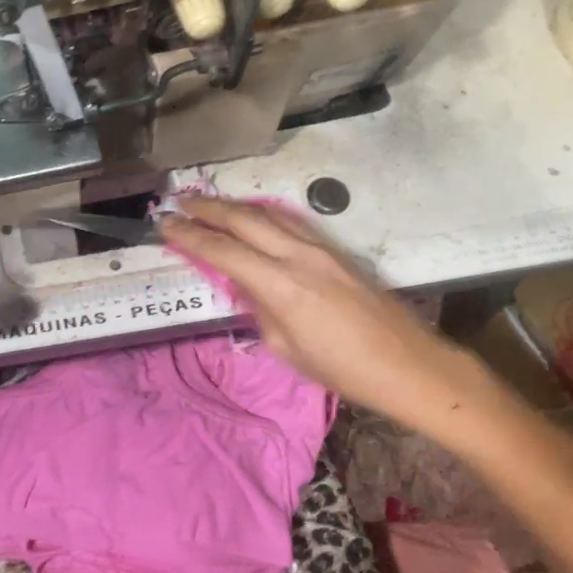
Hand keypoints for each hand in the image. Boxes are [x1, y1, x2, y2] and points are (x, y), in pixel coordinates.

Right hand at [161, 197, 494, 432]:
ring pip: (268, 214)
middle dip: (207, 209)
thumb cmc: (343, 369)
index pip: (223, 250)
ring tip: (208, 204)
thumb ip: (259, 308)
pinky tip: (253, 216)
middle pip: (243, 219)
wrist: (409, 365)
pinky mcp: (336, 251)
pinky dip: (263, 215)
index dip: (189, 236)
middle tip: (178, 203)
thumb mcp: (286, 347)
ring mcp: (321, 249)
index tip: (163, 225)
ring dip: (234, 206)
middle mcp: (298, 256)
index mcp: (280, 284)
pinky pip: (291, 222)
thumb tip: (244, 285)